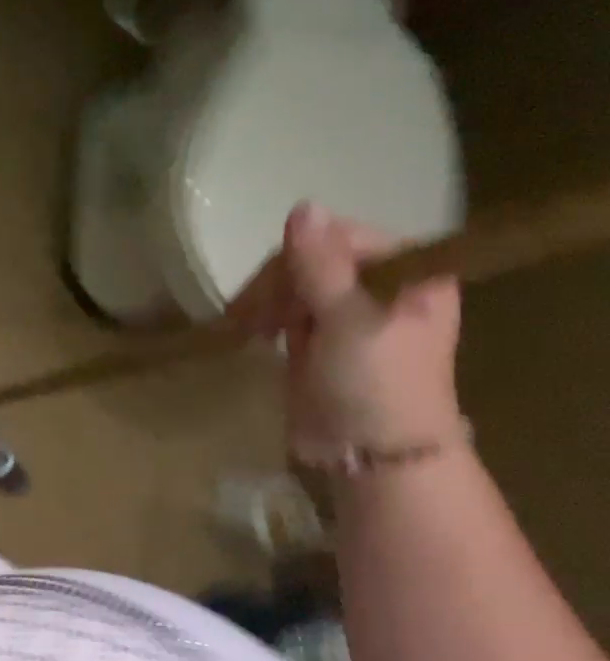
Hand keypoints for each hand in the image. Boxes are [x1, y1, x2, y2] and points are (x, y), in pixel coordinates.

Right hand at [234, 202, 462, 454]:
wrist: (368, 453)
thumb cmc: (373, 384)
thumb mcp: (348, 320)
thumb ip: (321, 265)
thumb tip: (301, 208)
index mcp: (409, 274)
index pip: (344, 237)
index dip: (303, 256)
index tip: (274, 289)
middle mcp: (381, 287)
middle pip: (314, 257)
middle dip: (279, 282)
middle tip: (255, 316)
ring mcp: (347, 314)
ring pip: (293, 283)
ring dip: (266, 301)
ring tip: (251, 328)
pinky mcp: (317, 340)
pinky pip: (285, 310)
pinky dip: (264, 317)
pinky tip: (253, 333)